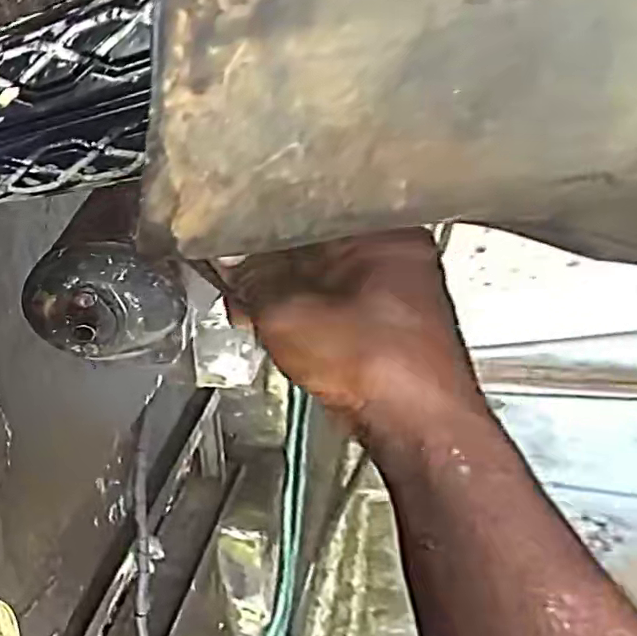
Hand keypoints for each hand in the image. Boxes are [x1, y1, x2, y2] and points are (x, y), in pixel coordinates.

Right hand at [222, 229, 481, 422]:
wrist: (410, 421)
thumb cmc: (374, 363)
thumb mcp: (286, 311)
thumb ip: (251, 279)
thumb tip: (226, 257)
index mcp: (384, 237)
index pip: (304, 215)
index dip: (258, 229)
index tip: (226, 242)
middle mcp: (393, 257)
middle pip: (307, 245)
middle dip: (262, 264)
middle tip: (233, 281)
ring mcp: (387, 291)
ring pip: (312, 275)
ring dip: (274, 291)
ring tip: (248, 308)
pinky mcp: (376, 321)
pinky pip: (322, 301)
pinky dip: (293, 309)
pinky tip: (270, 324)